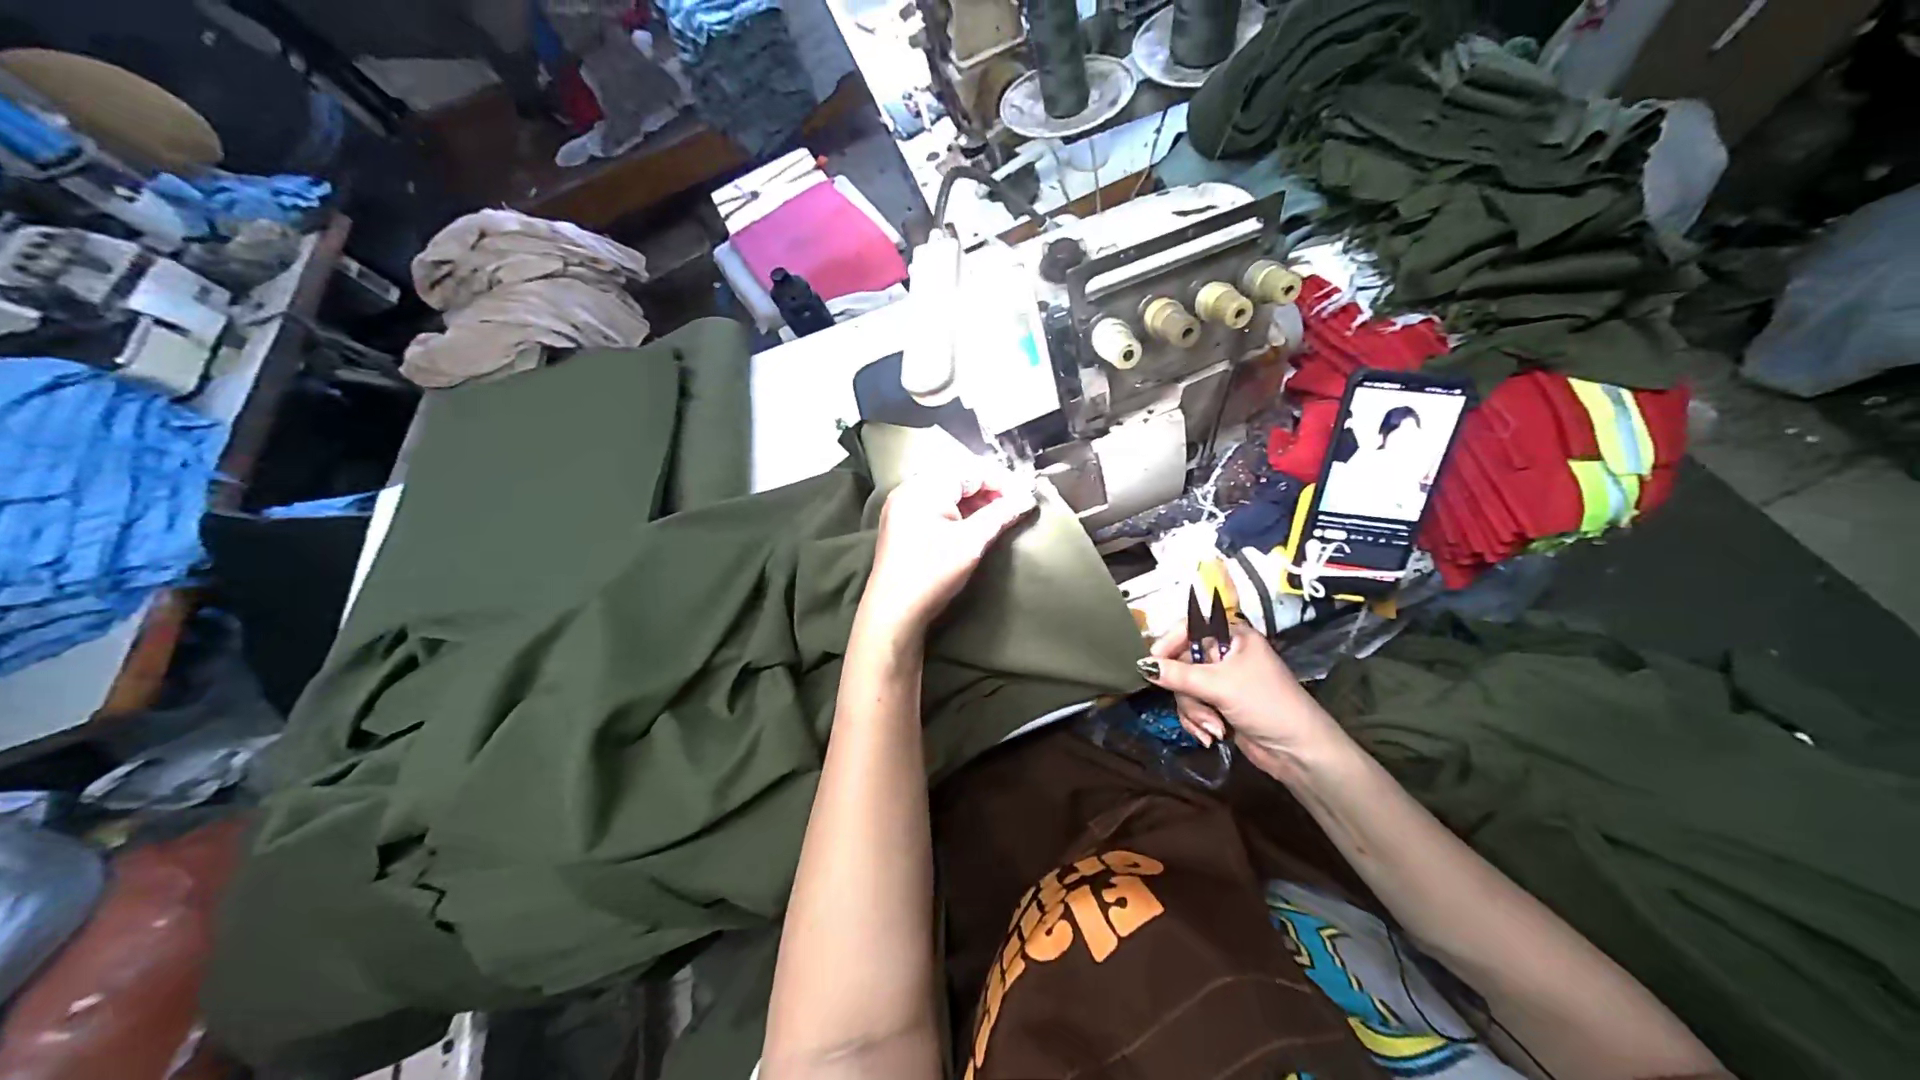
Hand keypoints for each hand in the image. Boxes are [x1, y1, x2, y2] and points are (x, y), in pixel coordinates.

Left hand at [858, 466, 1037, 638]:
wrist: (893, 611)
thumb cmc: (933, 572)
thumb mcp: (972, 542)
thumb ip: (1000, 515)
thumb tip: (1027, 499)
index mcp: (924, 487)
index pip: (971, 470)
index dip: (1001, 481)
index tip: (1025, 496)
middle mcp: (909, 489)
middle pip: (957, 477)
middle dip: (988, 489)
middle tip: (1014, 505)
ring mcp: (901, 506)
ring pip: (945, 491)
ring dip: (973, 500)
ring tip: (998, 516)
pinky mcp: (900, 524)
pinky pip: (933, 505)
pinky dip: (955, 510)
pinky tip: (972, 524)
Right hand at [1139, 620, 1347, 780]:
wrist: (1299, 751)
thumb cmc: (1266, 704)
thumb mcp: (1219, 686)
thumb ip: (1178, 674)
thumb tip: (1142, 665)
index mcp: (1232, 636)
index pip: (1188, 628)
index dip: (1168, 644)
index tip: (1151, 664)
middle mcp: (1225, 654)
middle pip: (1182, 663)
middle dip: (1187, 692)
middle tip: (1200, 707)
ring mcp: (1222, 681)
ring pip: (1184, 688)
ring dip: (1194, 711)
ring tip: (1213, 728)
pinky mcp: (1219, 705)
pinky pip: (1192, 706)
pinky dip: (1198, 721)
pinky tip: (1212, 736)